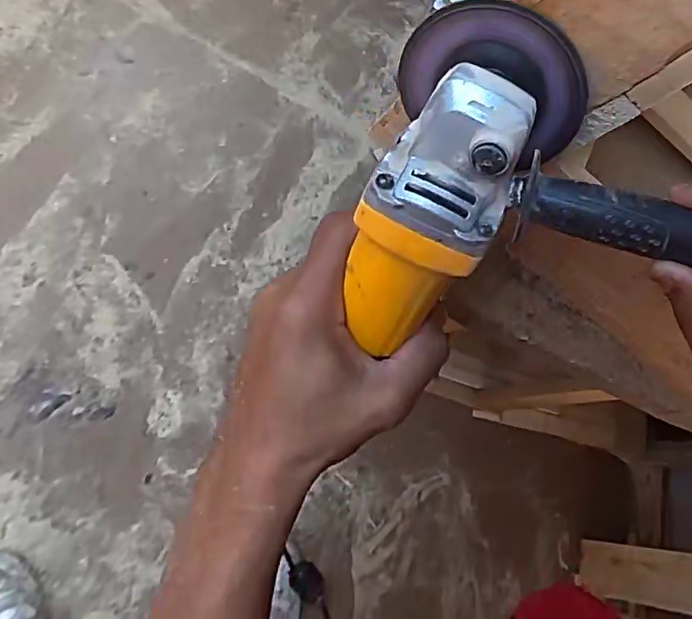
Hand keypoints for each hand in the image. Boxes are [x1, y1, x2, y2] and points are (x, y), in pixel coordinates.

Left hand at [215, 212, 449, 488]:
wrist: (254, 471)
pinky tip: (354, 332)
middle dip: (376, 254)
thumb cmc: (318, 430)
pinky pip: (312, 286)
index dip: (377, 220)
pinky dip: (339, 293)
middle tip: (407, 281)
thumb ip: (426, 353)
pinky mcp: (267, 319)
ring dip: (357, 277)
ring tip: (384, 312)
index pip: (339, 229)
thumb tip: (437, 317)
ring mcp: (270, 304)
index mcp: (307, 301)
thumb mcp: (388, 399)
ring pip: (325, 266)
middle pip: (336, 246)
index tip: (410, 235)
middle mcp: (283, 291)